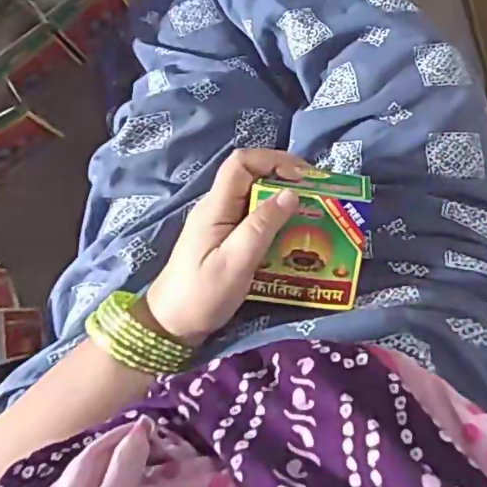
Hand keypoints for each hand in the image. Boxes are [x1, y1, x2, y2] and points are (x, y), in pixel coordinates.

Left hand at [143, 148, 310, 345]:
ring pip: (255, 197)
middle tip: (317, 195)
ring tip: (311, 213)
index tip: (304, 176)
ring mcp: (220, 223)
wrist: (170, 326)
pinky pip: (253, 218)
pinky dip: (276, 220)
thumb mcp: (236, 262)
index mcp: (215, 207)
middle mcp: (217, 208)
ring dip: (283, 201)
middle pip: (252, 176)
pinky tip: (293, 235)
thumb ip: (262, 226)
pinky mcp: (225, 238)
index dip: (274, 160)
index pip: (242, 163)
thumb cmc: (201, 295)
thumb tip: (291, 193)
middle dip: (286, 179)